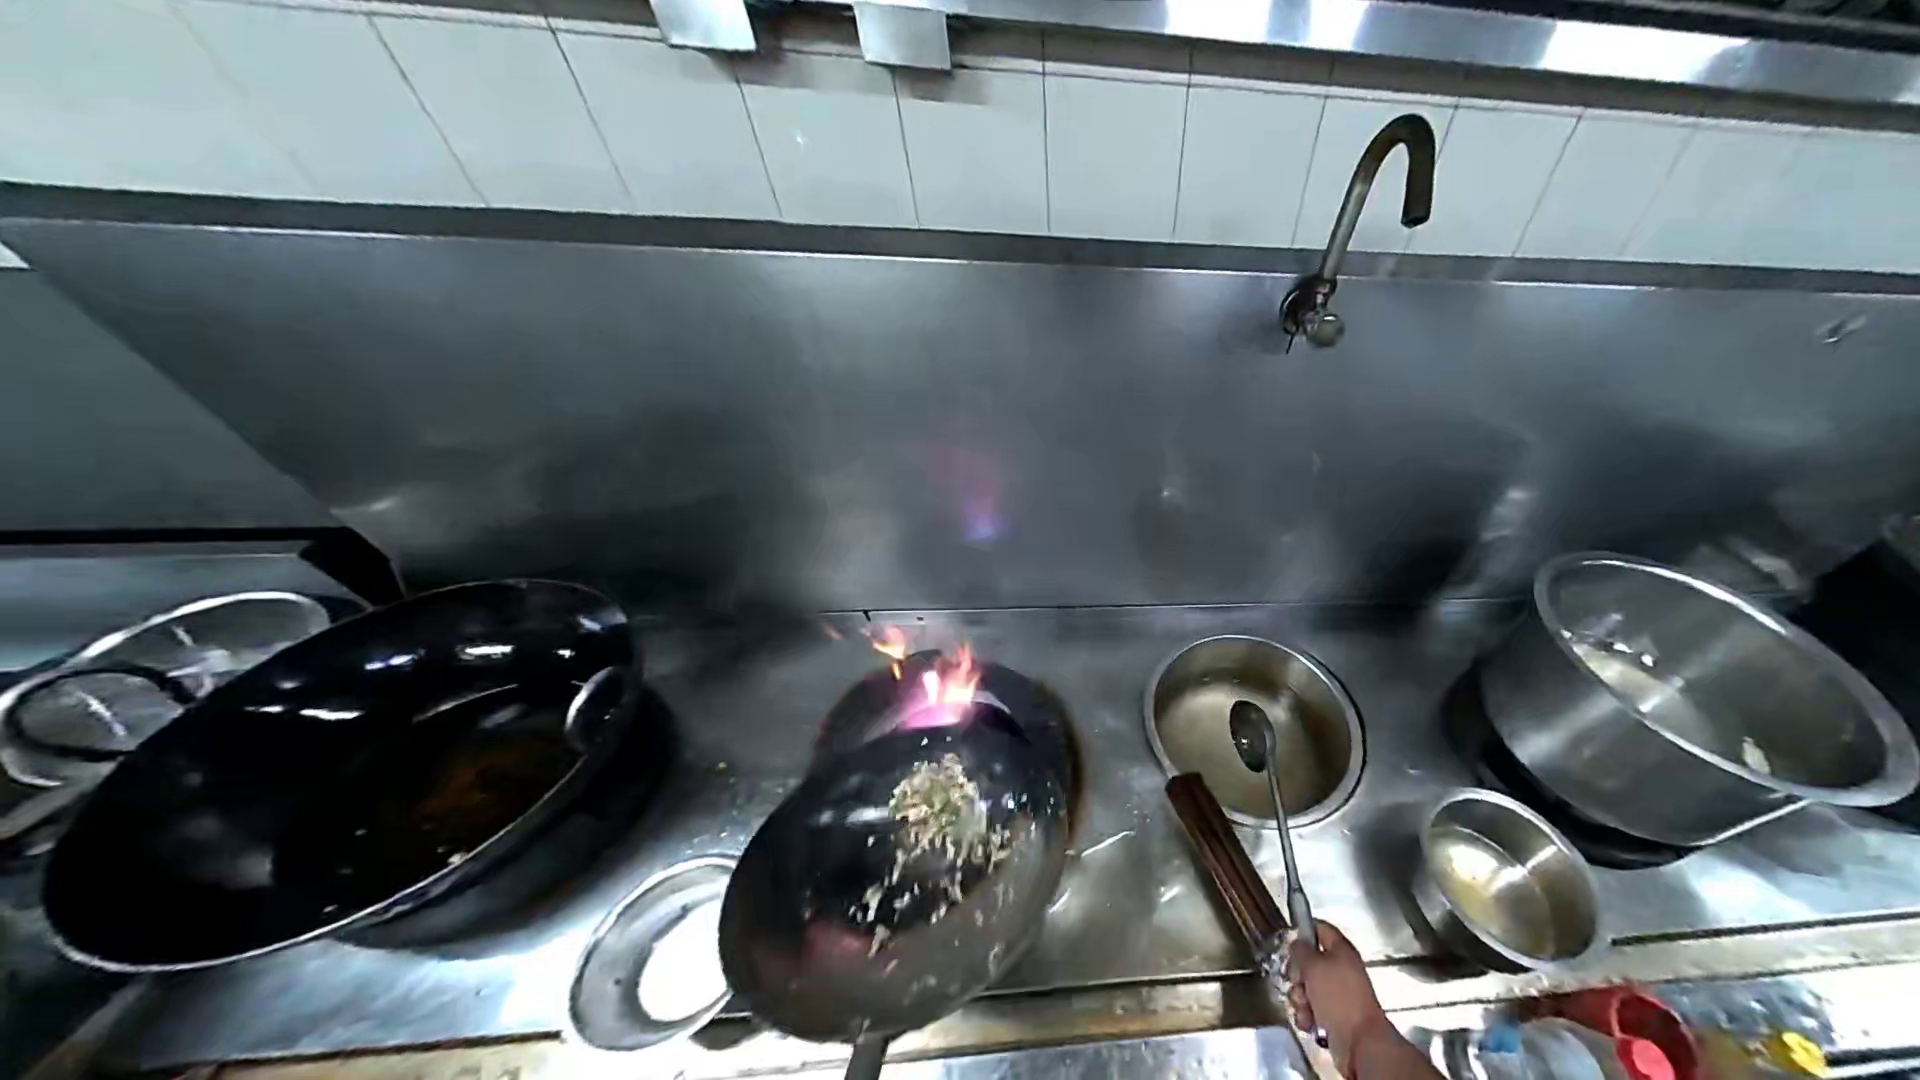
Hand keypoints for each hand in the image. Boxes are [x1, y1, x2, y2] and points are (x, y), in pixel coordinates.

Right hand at [1286, 920, 1391, 1073]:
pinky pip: (1310, 1008)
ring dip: (1298, 996)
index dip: (1303, 930)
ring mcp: (1337, 995)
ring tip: (1304, 1007)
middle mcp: (1340, 971)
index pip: (1320, 928)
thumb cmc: (1338, 997)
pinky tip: (1308, 1021)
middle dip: (1296, 972)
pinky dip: (1305, 1015)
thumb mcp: (1313, 965)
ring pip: (1305, 986)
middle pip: (1308, 960)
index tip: (1289, 939)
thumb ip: (1300, 949)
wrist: (1361, 1044)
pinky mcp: (1333, 1017)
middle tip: (1296, 979)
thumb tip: (1297, 944)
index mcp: (1341, 952)